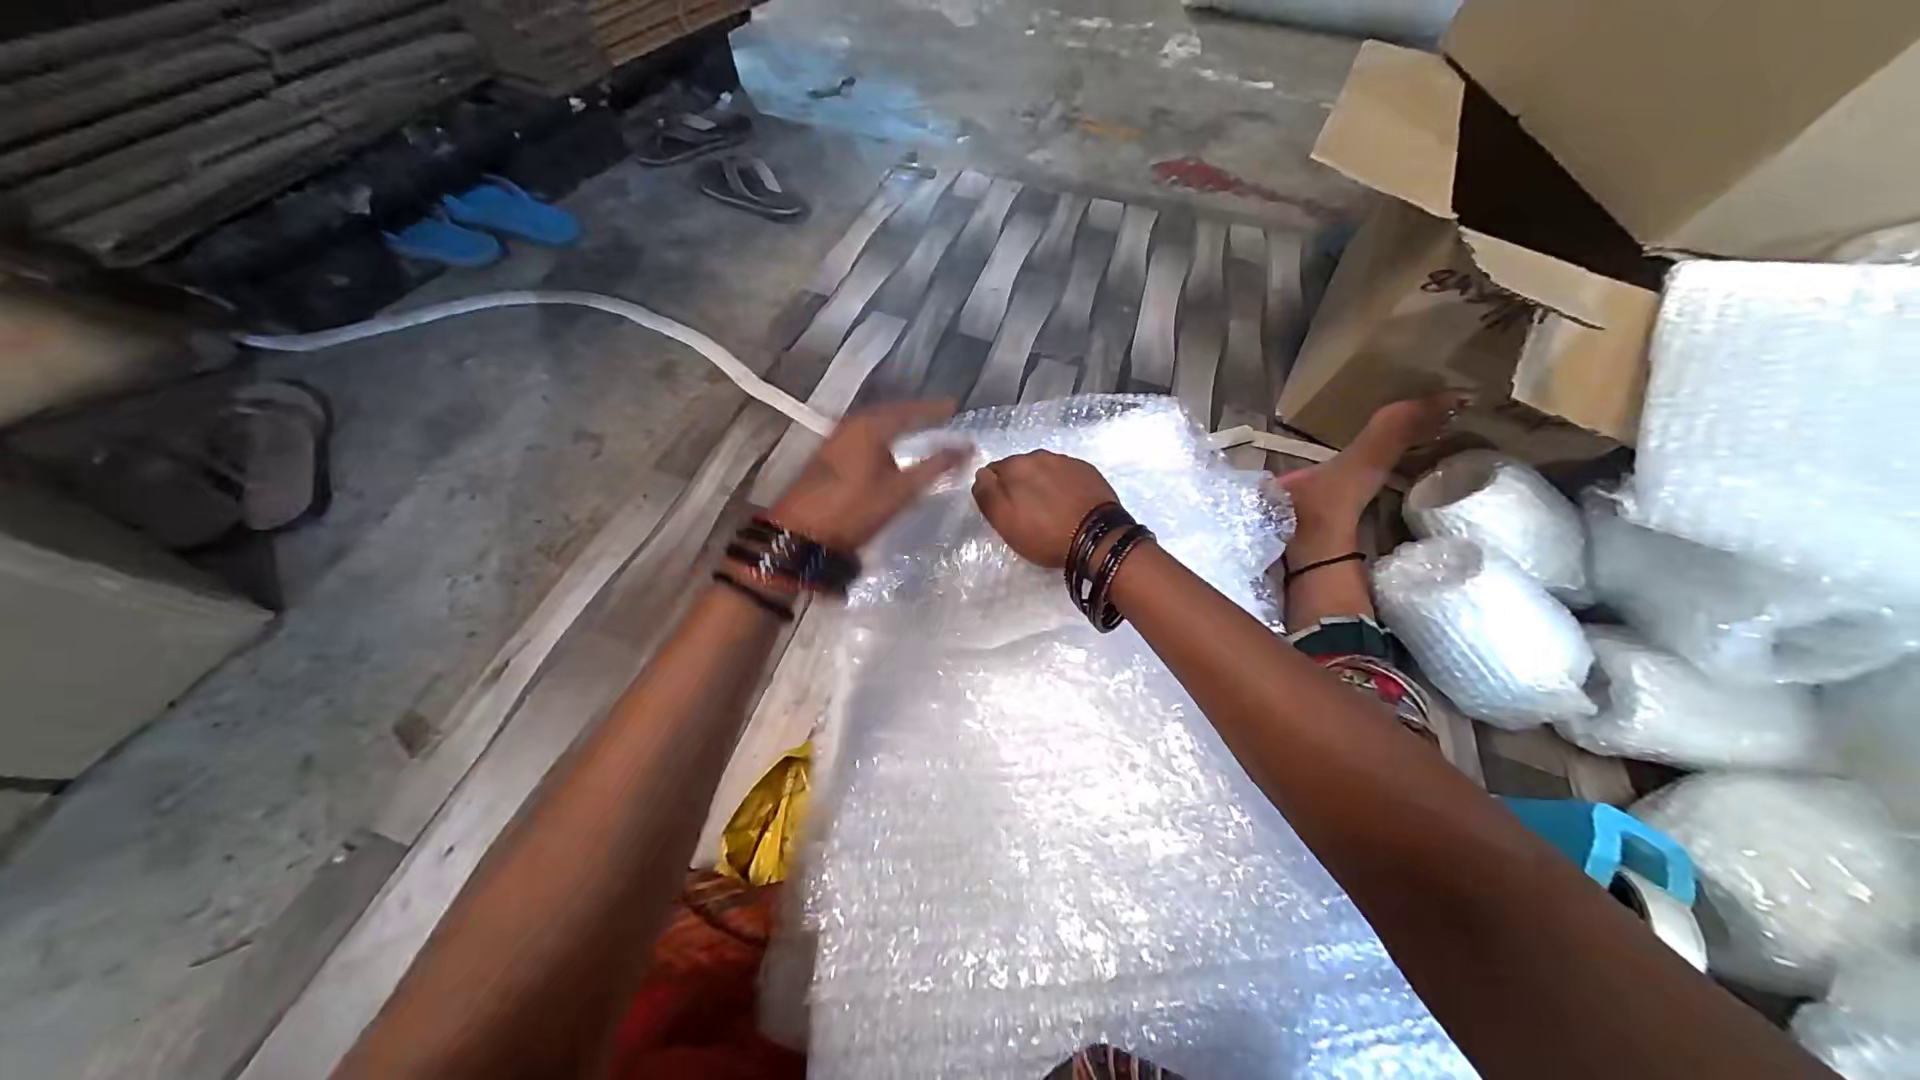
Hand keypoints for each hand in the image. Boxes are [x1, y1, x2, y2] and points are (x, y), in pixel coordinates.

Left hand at [769, 401, 971, 549]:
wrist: (801, 532)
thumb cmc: (854, 509)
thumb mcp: (901, 490)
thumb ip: (935, 466)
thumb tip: (967, 447)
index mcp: (871, 425)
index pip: (910, 410)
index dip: (934, 409)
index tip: (955, 406)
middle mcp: (852, 423)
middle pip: (890, 413)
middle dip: (916, 414)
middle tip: (940, 416)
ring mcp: (836, 437)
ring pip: (875, 424)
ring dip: (897, 425)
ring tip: (919, 430)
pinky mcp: (828, 453)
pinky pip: (863, 435)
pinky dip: (882, 436)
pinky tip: (890, 449)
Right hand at [971, 450, 1121, 567]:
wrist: (1098, 539)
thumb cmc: (1046, 534)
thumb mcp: (1005, 523)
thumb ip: (987, 495)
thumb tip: (981, 475)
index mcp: (1014, 466)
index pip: (993, 472)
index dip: (996, 492)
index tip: (1006, 511)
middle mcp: (1039, 455)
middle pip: (1019, 469)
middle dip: (1019, 485)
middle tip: (1027, 512)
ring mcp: (1066, 461)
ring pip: (1043, 470)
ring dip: (1041, 484)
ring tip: (1049, 508)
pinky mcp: (1087, 470)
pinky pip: (1066, 474)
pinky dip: (1062, 485)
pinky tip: (1068, 503)